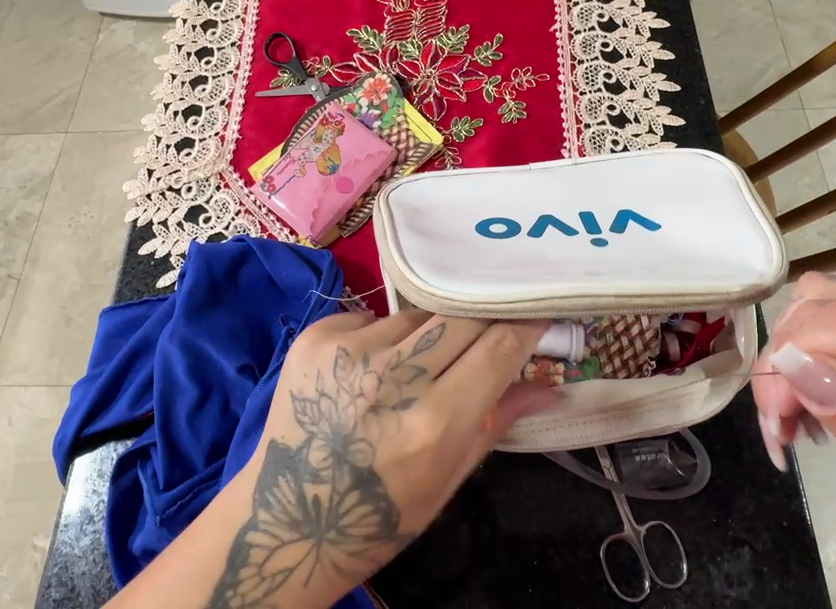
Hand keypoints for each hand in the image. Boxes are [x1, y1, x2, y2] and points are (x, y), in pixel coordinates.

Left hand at [201, 310, 554, 607]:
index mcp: (432, 424)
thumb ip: (496, 423)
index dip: (525, 327)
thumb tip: (552, 386)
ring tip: (417, 368)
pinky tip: (370, 372)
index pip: (499, 348)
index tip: (539, 314)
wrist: (283, 520)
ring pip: (418, 315)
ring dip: (432, 332)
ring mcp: (349, 350)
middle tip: (491, 328)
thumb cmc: (376, 516)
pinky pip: (374, 317)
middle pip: (462, 316)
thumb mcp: (445, 483)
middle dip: (485, 318)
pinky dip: (385, 337)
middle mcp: (392, 377)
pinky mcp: (317, 335)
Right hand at [754, 273, 835, 608]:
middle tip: (778, 427)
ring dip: (795, 350)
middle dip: (787, 358)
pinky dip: (815, 349)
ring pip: (831, 299)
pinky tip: (818, 396)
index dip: (797, 353)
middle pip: (834, 303)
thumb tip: (794, 363)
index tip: (774, 416)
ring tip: (793, 414)